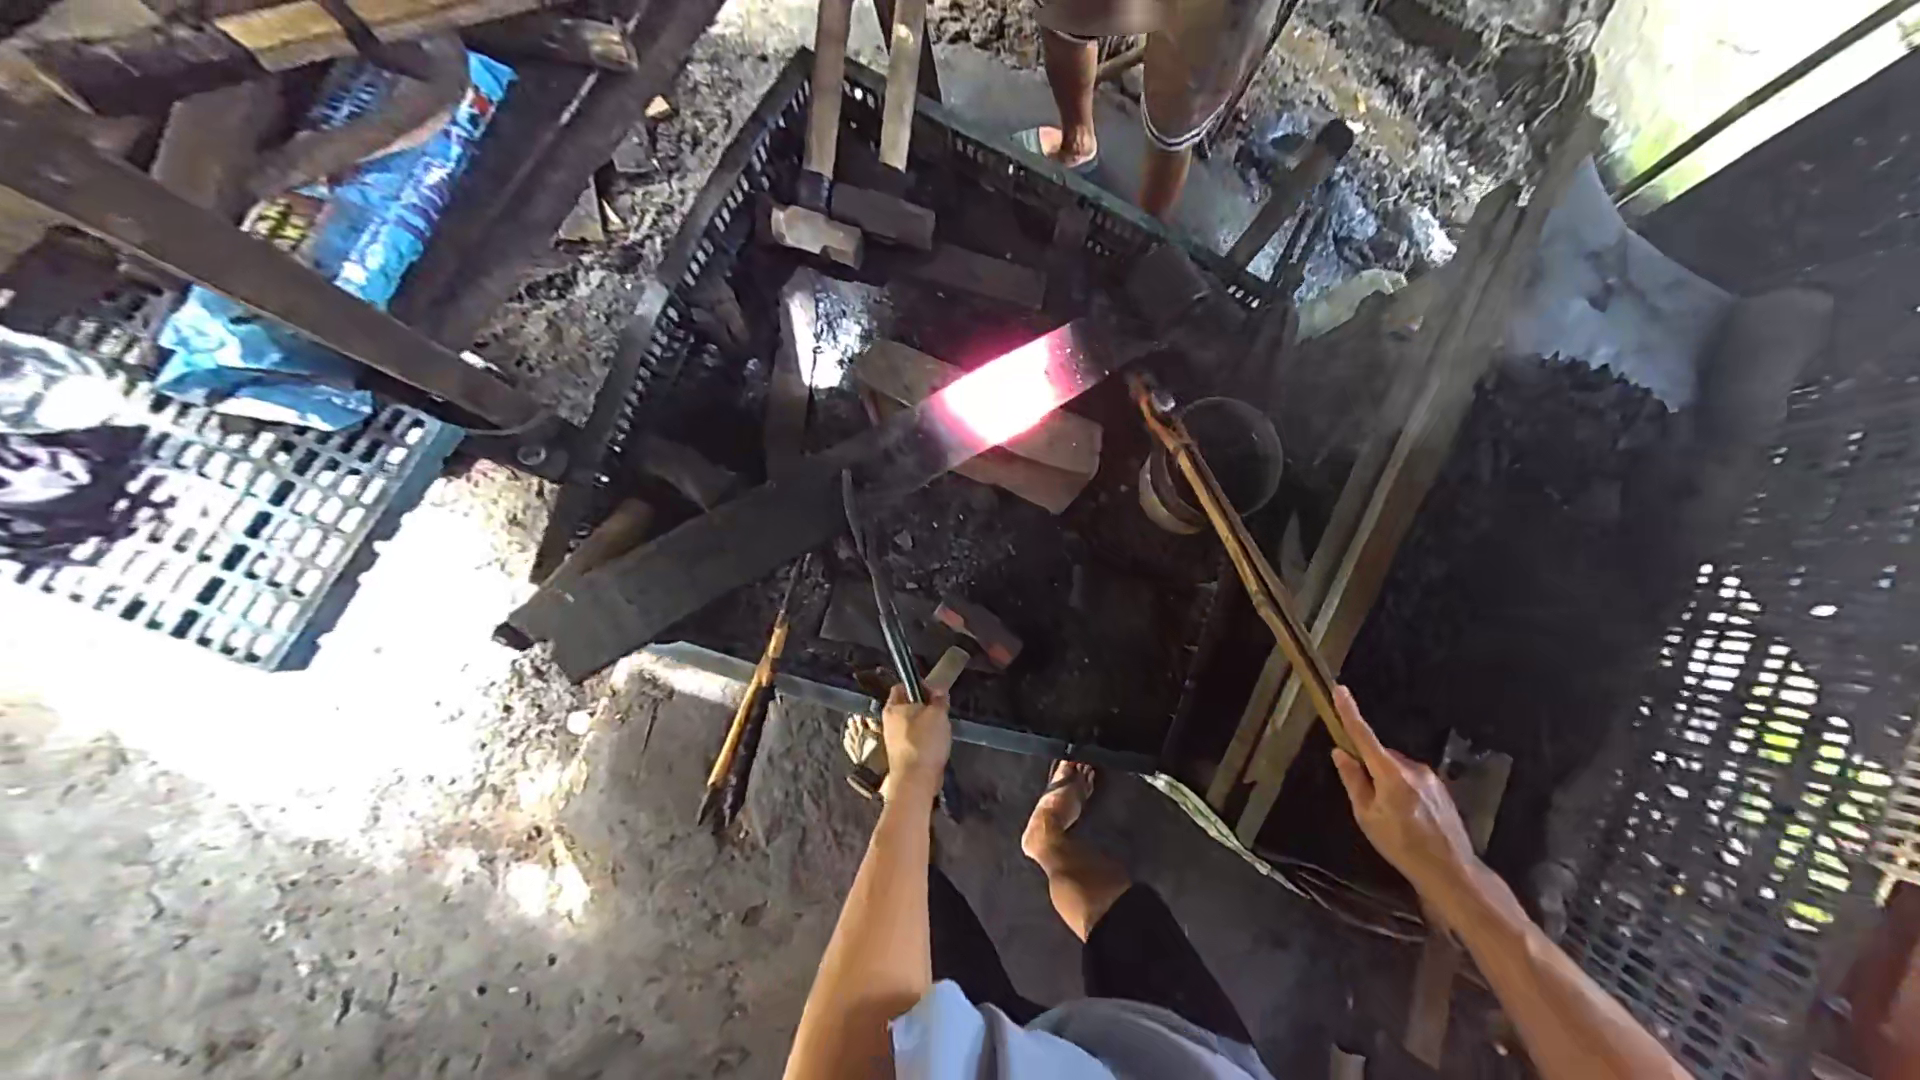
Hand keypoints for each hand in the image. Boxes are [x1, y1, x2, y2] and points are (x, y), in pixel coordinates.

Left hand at [880, 684, 950, 801]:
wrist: (915, 780)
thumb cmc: (924, 742)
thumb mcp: (938, 714)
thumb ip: (939, 700)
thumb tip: (938, 691)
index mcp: (892, 707)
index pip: (901, 686)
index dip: (919, 685)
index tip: (935, 693)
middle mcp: (889, 721)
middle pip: (908, 705)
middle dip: (926, 706)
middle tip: (941, 711)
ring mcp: (893, 739)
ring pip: (913, 723)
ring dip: (927, 724)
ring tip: (941, 730)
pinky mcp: (900, 754)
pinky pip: (914, 739)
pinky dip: (925, 739)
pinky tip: (936, 745)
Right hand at [1330, 686, 1478, 896]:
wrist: (1452, 872)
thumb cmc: (1401, 845)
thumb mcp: (1366, 816)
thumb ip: (1353, 781)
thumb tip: (1341, 753)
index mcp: (1391, 774)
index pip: (1364, 736)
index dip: (1350, 712)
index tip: (1340, 690)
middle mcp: (1413, 769)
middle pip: (1379, 755)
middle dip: (1368, 767)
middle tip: (1366, 799)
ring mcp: (1430, 778)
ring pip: (1395, 768)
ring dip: (1386, 780)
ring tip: (1390, 814)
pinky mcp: (1441, 788)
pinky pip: (1411, 778)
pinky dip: (1401, 788)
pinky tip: (1407, 816)